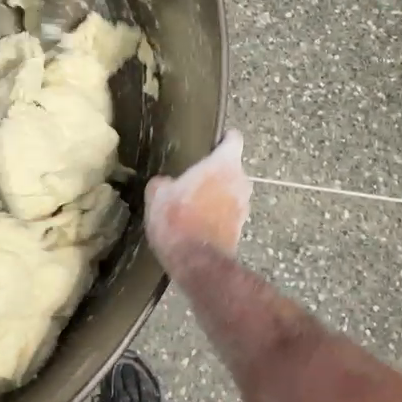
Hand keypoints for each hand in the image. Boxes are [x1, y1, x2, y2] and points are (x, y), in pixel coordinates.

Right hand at [144, 131, 250, 262]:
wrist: (196, 263)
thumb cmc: (178, 218)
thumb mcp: (158, 195)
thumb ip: (163, 183)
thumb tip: (165, 184)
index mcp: (224, 164)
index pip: (233, 139)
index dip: (223, 138)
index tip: (212, 141)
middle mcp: (241, 182)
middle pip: (232, 168)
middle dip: (216, 171)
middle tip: (194, 177)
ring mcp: (244, 207)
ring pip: (232, 192)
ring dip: (218, 194)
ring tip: (194, 203)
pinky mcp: (240, 229)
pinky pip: (229, 214)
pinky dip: (217, 215)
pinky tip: (198, 224)